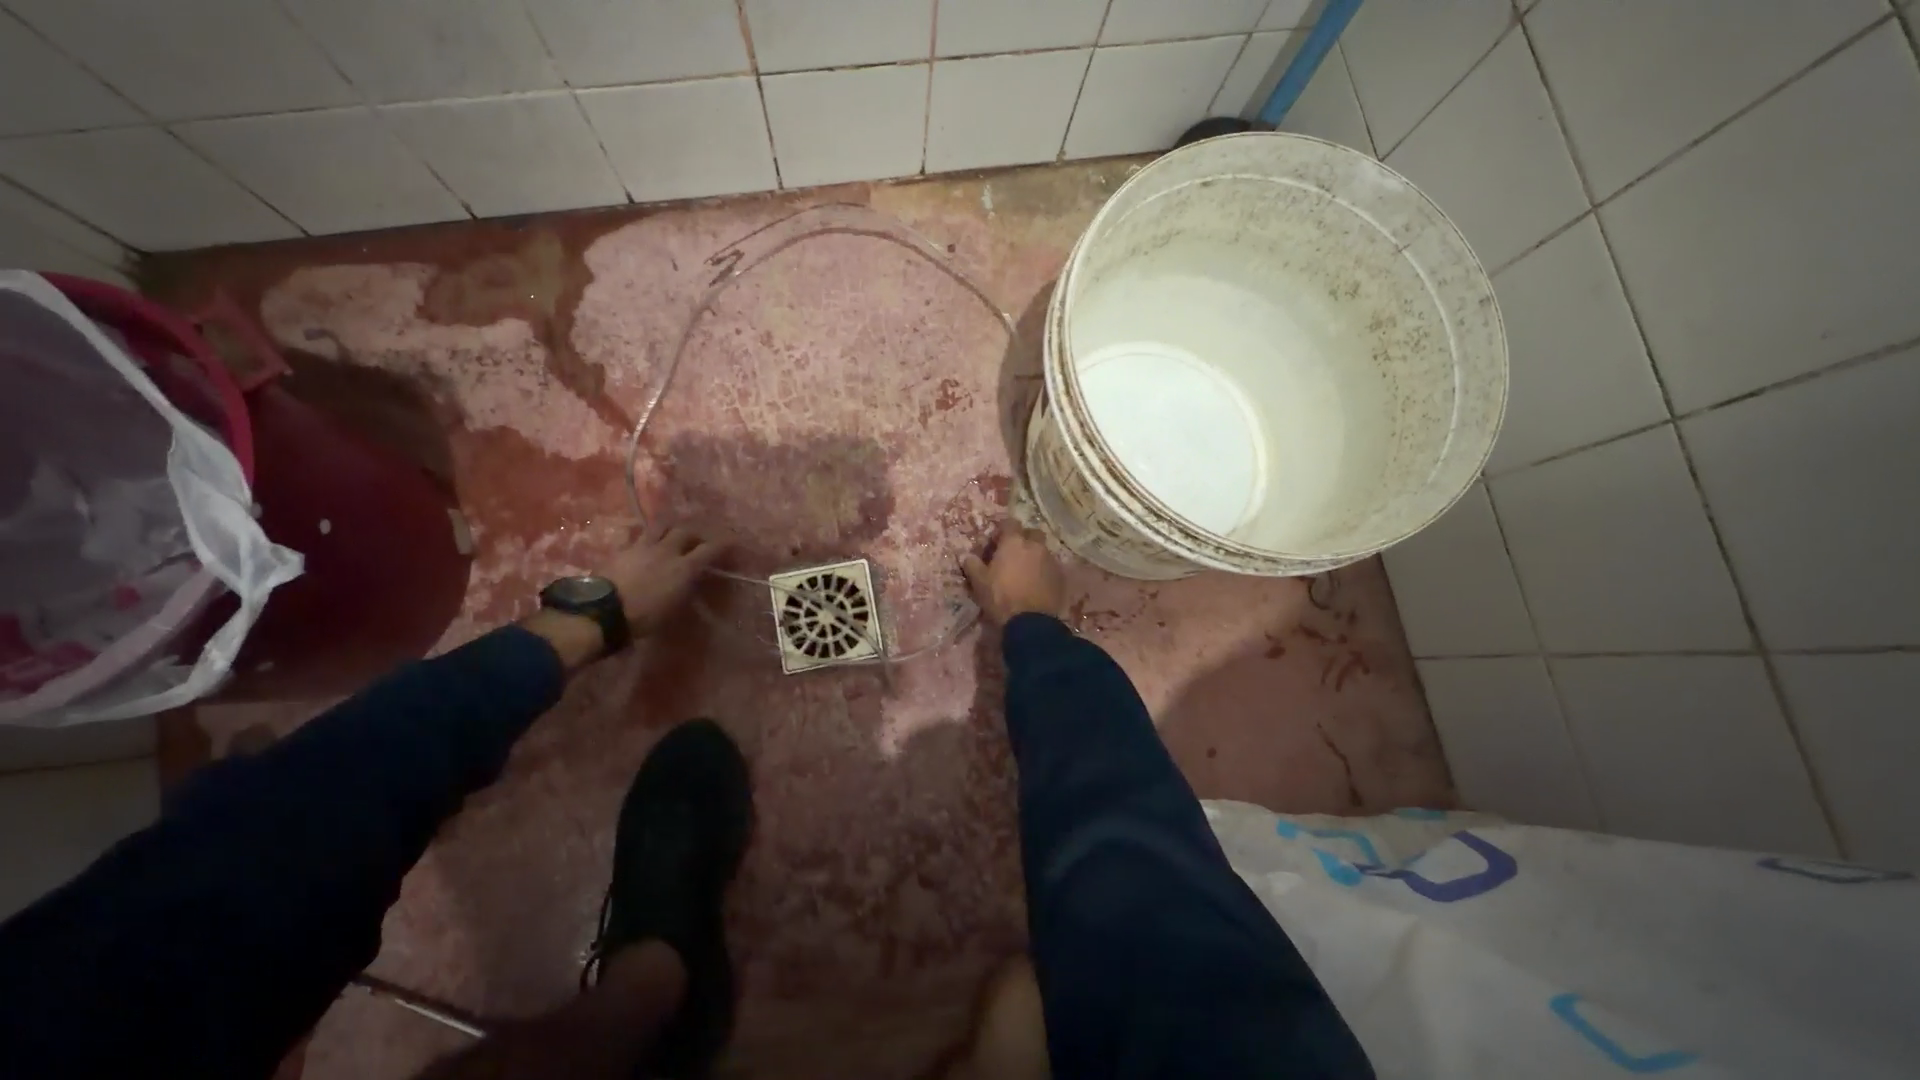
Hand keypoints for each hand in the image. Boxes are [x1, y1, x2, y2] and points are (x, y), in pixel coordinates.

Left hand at [602, 522, 726, 636]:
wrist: (604, 610)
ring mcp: (643, 547)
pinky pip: (640, 536)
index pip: (710, 548)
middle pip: (685, 531)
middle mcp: (667, 551)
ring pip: (661, 526)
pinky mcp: (624, 549)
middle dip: (696, 532)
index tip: (732, 540)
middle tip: (699, 538)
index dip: (723, 543)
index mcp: (684, 568)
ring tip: (673, 532)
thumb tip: (693, 579)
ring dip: (671, 527)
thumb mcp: (674, 608)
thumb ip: (686, 588)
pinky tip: (647, 543)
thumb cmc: (644, 617)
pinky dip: (648, 537)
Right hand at [962, 524, 1064, 626]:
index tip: (996, 542)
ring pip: (1043, 551)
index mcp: (1014, 542)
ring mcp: (1051, 560)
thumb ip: (973, 565)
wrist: (1030, 622)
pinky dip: (1044, 571)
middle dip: (1024, 539)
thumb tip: (968, 557)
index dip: (1003, 530)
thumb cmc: (1001, 597)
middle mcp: (1035, 546)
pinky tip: (1037, 584)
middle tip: (1014, 554)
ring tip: (1026, 572)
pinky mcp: (1060, 576)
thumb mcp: (979, 582)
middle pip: (1032, 533)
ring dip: (1035, 556)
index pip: (1010, 523)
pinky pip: (1051, 567)